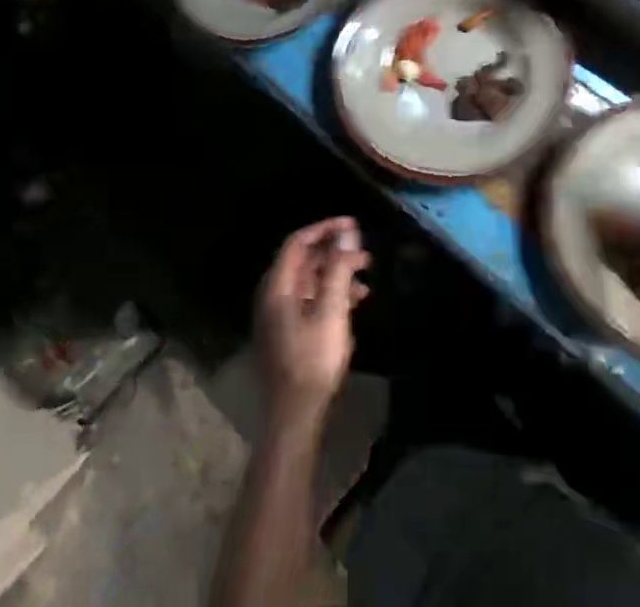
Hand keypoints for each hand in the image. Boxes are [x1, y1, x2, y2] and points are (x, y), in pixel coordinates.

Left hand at [255, 217, 370, 430]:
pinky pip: (308, 300)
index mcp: (277, 285)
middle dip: (334, 254)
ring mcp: (278, 314)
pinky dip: (330, 296)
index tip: (353, 225)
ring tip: (366, 282)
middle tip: (365, 255)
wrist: (294, 413)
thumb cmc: (313, 361)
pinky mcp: (286, 331)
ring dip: (335, 276)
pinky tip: (353, 305)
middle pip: (302, 261)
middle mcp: (272, 294)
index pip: (298, 242)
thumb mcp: (331, 312)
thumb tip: (346, 235)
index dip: (325, 229)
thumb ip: (338, 270)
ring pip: (308, 282)